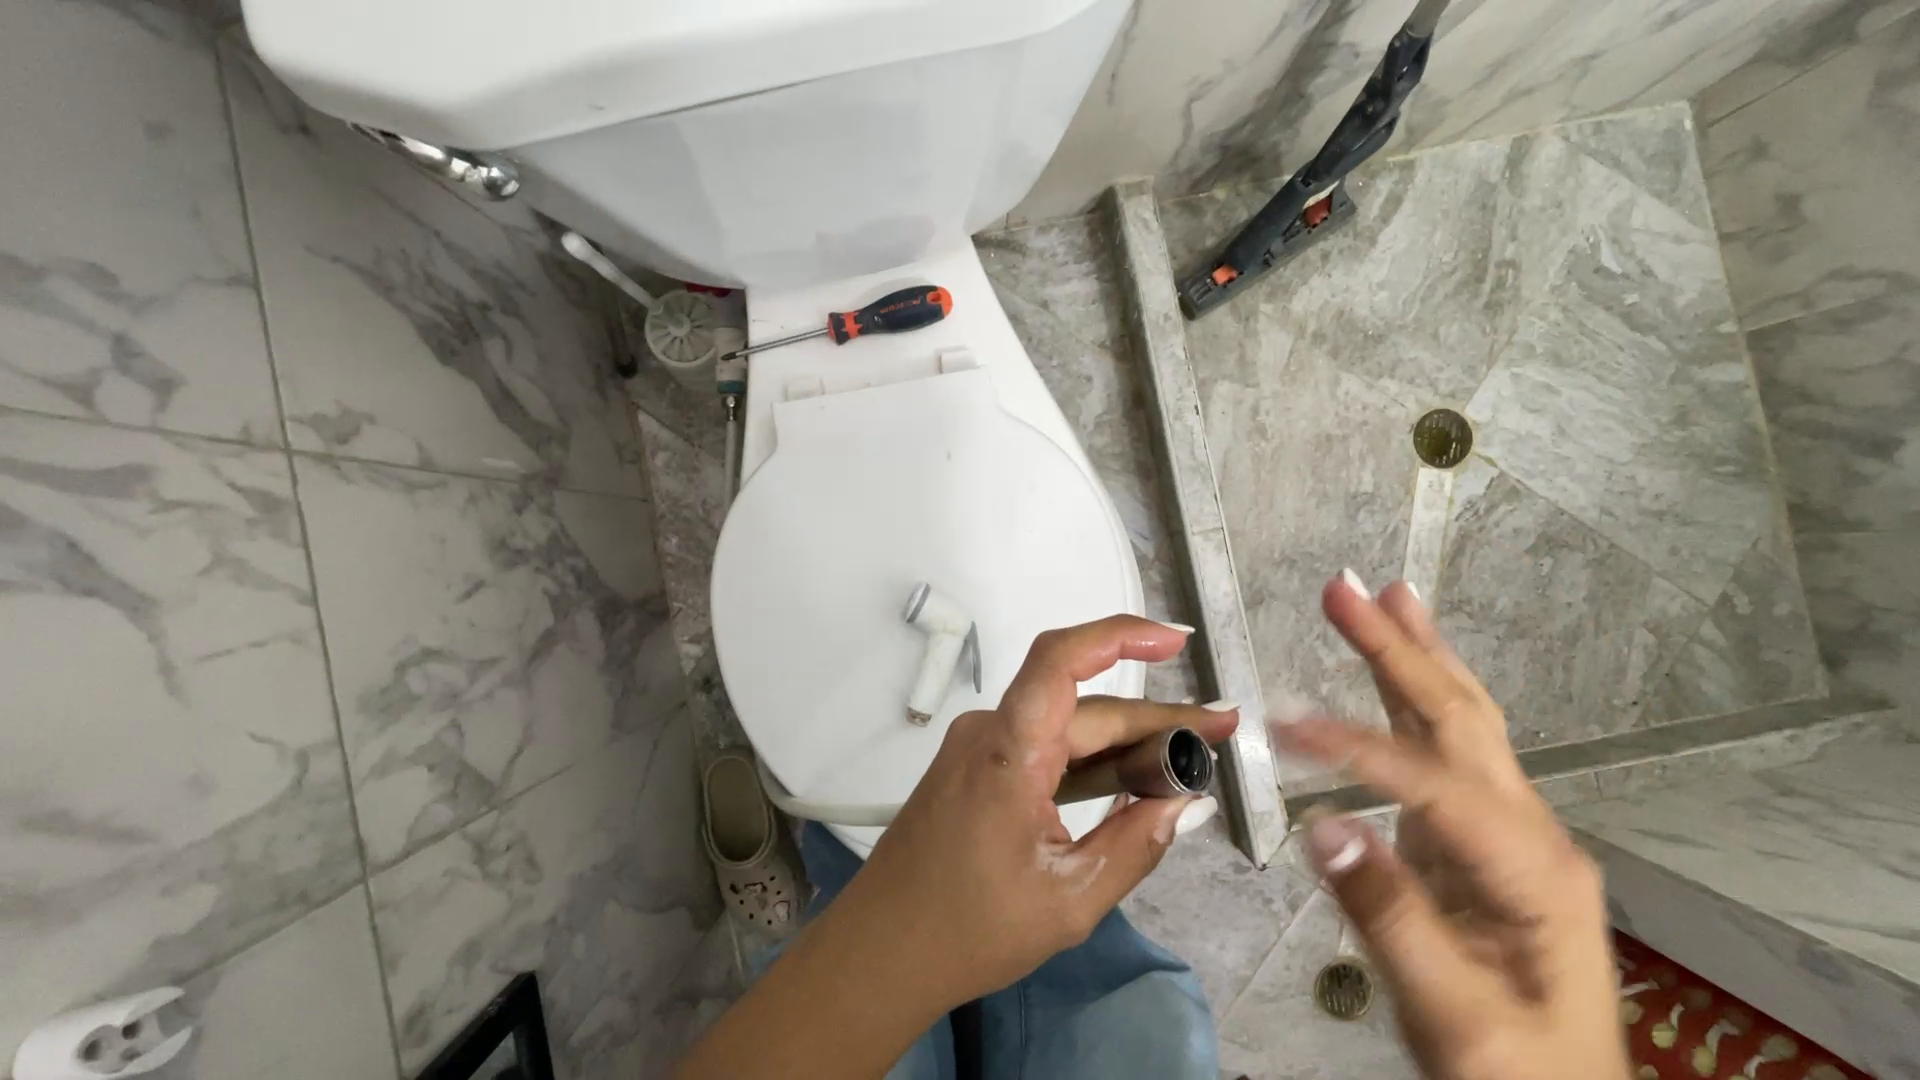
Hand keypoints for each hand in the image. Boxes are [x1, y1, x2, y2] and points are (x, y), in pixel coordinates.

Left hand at [836, 615, 1237, 1005]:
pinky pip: (1043, 748)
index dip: (1120, 635)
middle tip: (1221, 733)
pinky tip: (1132, 779)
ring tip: (1191, 756)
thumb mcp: (1070, 898)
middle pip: (1084, 706)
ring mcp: (978, 749)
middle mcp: (989, 733)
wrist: (881, 951)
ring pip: (1066, 727)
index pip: (1060, 660)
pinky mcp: (975, 769)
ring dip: (1125, 741)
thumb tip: (1184, 803)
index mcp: (1007, 752)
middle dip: (1155, 719)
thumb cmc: (971, 931)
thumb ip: (1134, 844)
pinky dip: (1089, 760)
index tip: (1177, 641)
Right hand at [1273, 572, 1630, 1079]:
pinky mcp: (1483, 840)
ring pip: (1461, 721)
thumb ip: (1390, 916)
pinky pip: (1446, 749)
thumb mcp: (1453, 1015)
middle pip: (1460, 717)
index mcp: (1528, 868)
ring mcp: (1509, 831)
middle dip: (1400, 647)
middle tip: (1348, 587)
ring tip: (1385, 596)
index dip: (1353, 747)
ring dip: (1416, 654)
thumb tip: (1324, 824)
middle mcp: (1528, 830)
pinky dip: (1415, 696)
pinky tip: (1398, 671)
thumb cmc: (1512, 1068)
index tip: (1281, 726)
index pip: (1430, 781)